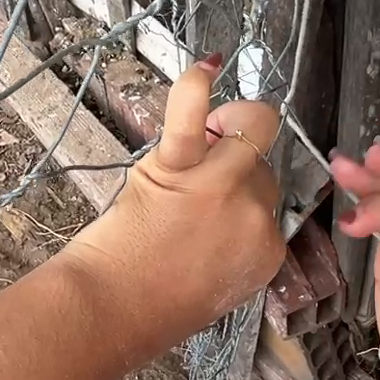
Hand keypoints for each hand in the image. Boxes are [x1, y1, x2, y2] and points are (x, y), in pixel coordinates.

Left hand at [61, 56, 283, 335]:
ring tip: (208, 127)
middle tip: (199, 170)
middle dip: (236, 159)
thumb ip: (235, 242)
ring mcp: (222, 188)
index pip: (271, 198)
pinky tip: (207, 67)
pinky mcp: (178, 169)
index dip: (244, 188)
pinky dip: (198, 85)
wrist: (108, 312)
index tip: (218, 196)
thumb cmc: (151, 305)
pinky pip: (193, 113)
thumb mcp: (217, 281)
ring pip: (252, 128)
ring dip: (234, 120)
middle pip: (262, 164)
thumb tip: (230, 202)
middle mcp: (255, 215)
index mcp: (267, 250)